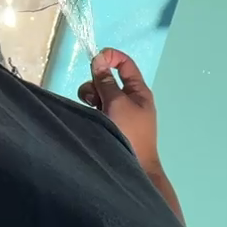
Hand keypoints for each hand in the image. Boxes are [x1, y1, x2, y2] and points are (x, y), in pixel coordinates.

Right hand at [77, 48, 160, 172]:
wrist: (134, 170)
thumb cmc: (129, 133)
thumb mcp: (117, 103)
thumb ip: (106, 81)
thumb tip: (98, 60)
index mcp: (138, 91)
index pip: (124, 63)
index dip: (110, 57)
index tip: (94, 61)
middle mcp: (129, 99)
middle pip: (108, 78)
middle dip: (96, 82)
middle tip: (94, 96)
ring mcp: (119, 112)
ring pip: (99, 94)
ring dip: (92, 97)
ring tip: (91, 111)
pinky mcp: (110, 124)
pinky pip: (97, 108)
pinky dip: (91, 109)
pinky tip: (88, 119)